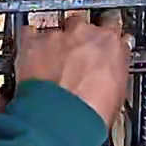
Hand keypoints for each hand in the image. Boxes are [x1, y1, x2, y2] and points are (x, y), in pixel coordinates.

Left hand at [14, 13, 130, 126]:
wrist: (63, 120)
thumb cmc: (91, 113)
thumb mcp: (117, 92)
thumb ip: (113, 69)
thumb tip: (109, 72)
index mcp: (111, 44)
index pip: (112, 28)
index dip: (103, 39)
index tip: (99, 46)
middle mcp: (85, 33)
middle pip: (81, 25)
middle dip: (77, 39)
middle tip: (73, 59)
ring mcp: (58, 36)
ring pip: (55, 32)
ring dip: (53, 46)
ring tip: (50, 67)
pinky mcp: (34, 42)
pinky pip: (28, 34)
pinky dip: (29, 44)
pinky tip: (31, 58)